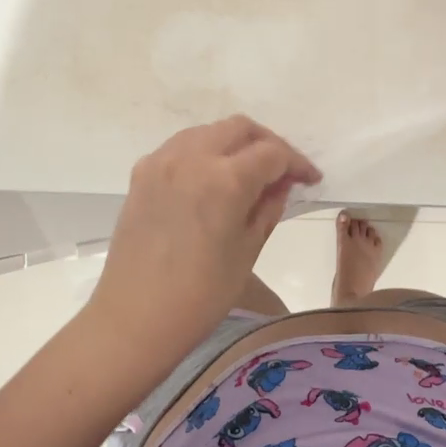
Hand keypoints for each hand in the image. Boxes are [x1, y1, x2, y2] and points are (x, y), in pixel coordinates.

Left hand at [87, 117, 319, 357]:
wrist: (135, 317)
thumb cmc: (201, 295)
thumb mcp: (247, 251)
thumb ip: (267, 208)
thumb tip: (281, 184)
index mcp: (225, 179)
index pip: (272, 153)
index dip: (297, 164)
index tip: (310, 180)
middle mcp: (192, 157)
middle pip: (239, 129)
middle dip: (267, 144)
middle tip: (283, 171)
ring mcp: (161, 162)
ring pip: (207, 132)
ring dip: (233, 144)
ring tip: (249, 174)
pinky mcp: (141, 174)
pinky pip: (180, 148)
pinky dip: (204, 154)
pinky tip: (212, 181)